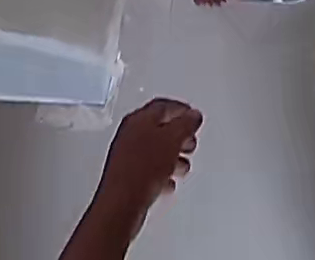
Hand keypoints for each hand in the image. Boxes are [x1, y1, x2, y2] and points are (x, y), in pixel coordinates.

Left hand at [64, 98, 199, 257]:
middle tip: (190, 140)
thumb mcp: (174, 138)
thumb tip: (193, 116)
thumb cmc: (142, 170)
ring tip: (182, 165)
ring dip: (171, 156)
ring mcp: (125, 158)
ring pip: (154, 150)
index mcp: (139, 119)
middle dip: (178, 135)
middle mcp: (129, 135)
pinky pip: (146, 170)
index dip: (182, 110)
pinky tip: (167, 181)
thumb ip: (187, 123)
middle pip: (159, 128)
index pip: (164, 106)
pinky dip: (160, 173)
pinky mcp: (124, 179)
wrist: (121, 207)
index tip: (193, 116)